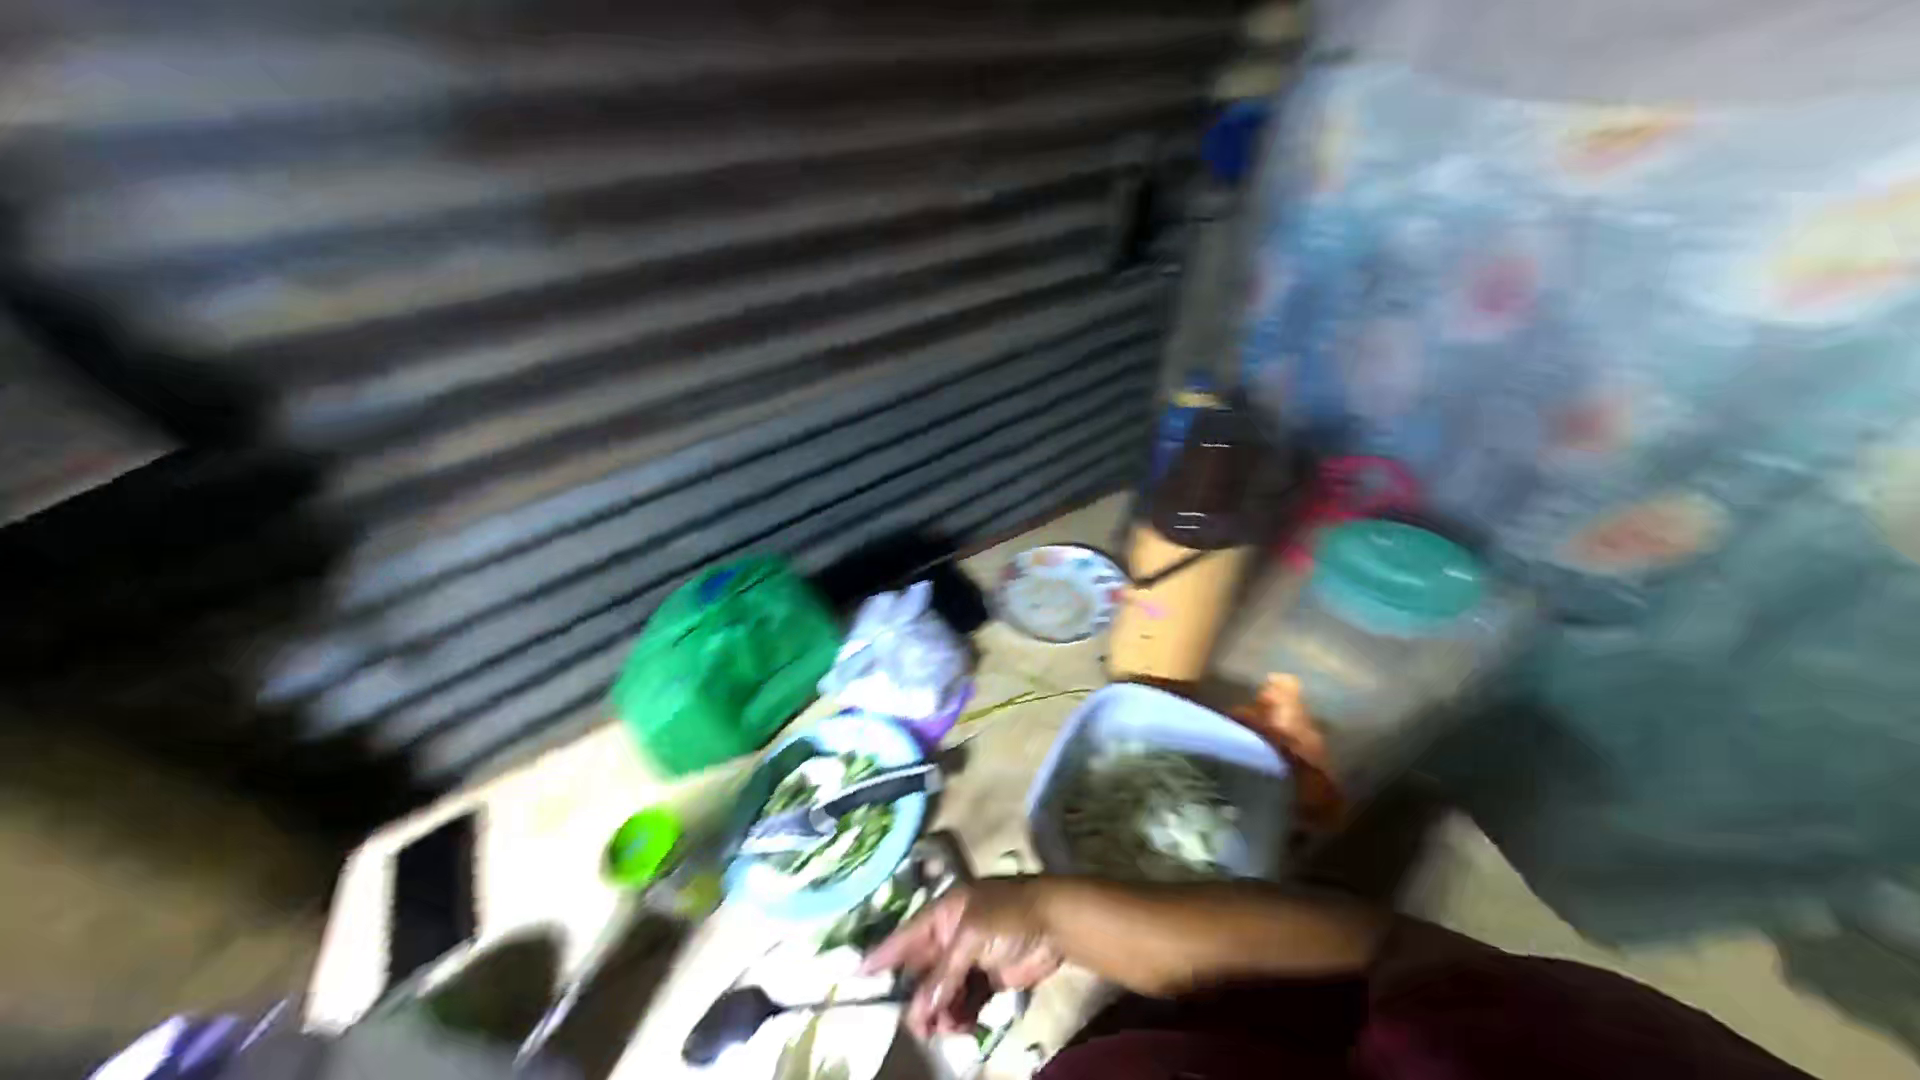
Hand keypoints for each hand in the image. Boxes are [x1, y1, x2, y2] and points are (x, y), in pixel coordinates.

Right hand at [859, 879, 1062, 1036]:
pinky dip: (961, 1015)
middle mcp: (952, 935)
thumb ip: (945, 972)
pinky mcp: (988, 978)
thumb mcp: (972, 937)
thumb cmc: (1009, 916)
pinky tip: (964, 1025)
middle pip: (923, 970)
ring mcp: (970, 957)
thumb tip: (920, 1006)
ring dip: (940, 1010)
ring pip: (943, 990)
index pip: (906, 936)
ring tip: (947, 1027)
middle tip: (917, 1025)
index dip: (883, 955)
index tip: (856, 975)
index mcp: (944, 913)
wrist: (1055, 923)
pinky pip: (964, 1001)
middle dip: (918, 997)